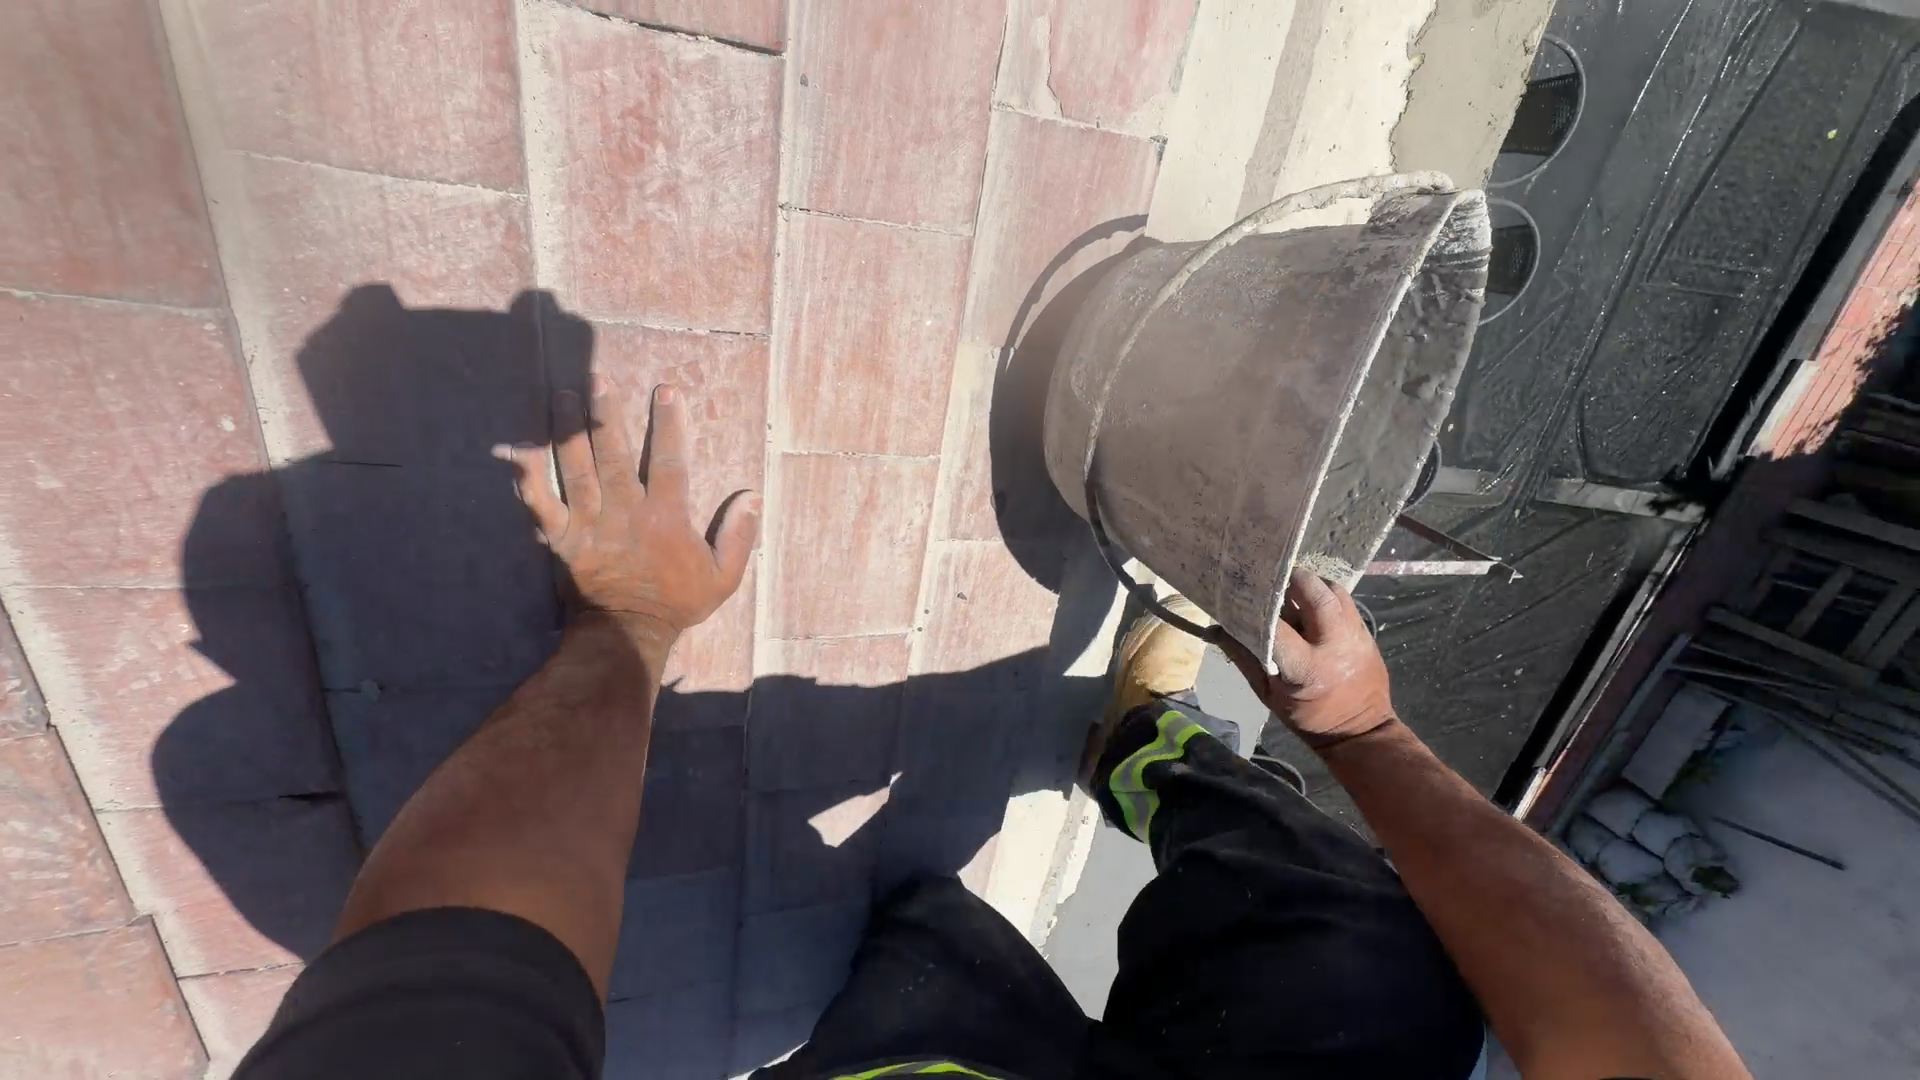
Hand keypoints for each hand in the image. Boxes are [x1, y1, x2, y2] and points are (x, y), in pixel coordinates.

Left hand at [510, 378, 758, 651]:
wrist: (627, 633)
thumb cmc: (678, 602)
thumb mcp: (724, 577)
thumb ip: (739, 536)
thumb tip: (753, 496)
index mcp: (667, 517)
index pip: (671, 461)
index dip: (670, 425)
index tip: (667, 391)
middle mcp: (627, 511)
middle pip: (616, 454)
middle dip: (609, 414)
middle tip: (599, 377)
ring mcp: (591, 523)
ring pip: (577, 468)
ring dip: (570, 429)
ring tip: (563, 395)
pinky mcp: (562, 538)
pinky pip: (541, 503)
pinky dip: (528, 475)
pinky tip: (518, 446)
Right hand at [1216, 570, 1395, 748]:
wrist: (1361, 732)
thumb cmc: (1308, 718)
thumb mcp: (1268, 693)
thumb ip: (1243, 657)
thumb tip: (1214, 629)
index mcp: (1306, 667)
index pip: (1276, 625)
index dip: (1257, 606)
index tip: (1241, 593)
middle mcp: (1334, 644)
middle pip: (1316, 595)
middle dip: (1292, 578)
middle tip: (1271, 575)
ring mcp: (1356, 636)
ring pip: (1335, 592)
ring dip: (1312, 583)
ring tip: (1290, 585)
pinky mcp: (1368, 633)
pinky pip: (1346, 602)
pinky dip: (1326, 595)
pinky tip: (1309, 601)